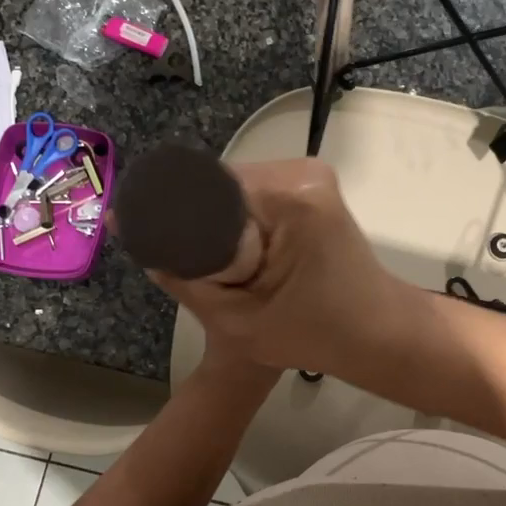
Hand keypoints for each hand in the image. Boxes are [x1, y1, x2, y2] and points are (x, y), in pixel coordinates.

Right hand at [149, 158, 425, 375]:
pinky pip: (252, 196)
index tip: (146, 244)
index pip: (200, 188)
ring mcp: (308, 173)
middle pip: (215, 186)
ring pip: (230, 190)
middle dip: (192, 224)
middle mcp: (299, 171)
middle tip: (186, 269)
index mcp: (287, 198)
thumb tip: (125, 226)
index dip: (166, 216)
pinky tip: (241, 259)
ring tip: (220, 270)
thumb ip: (180, 275)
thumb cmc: (315, 335)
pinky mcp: (311, 184)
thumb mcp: (235, 320)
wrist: (380, 332)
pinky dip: (236, 223)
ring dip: (214, 225)